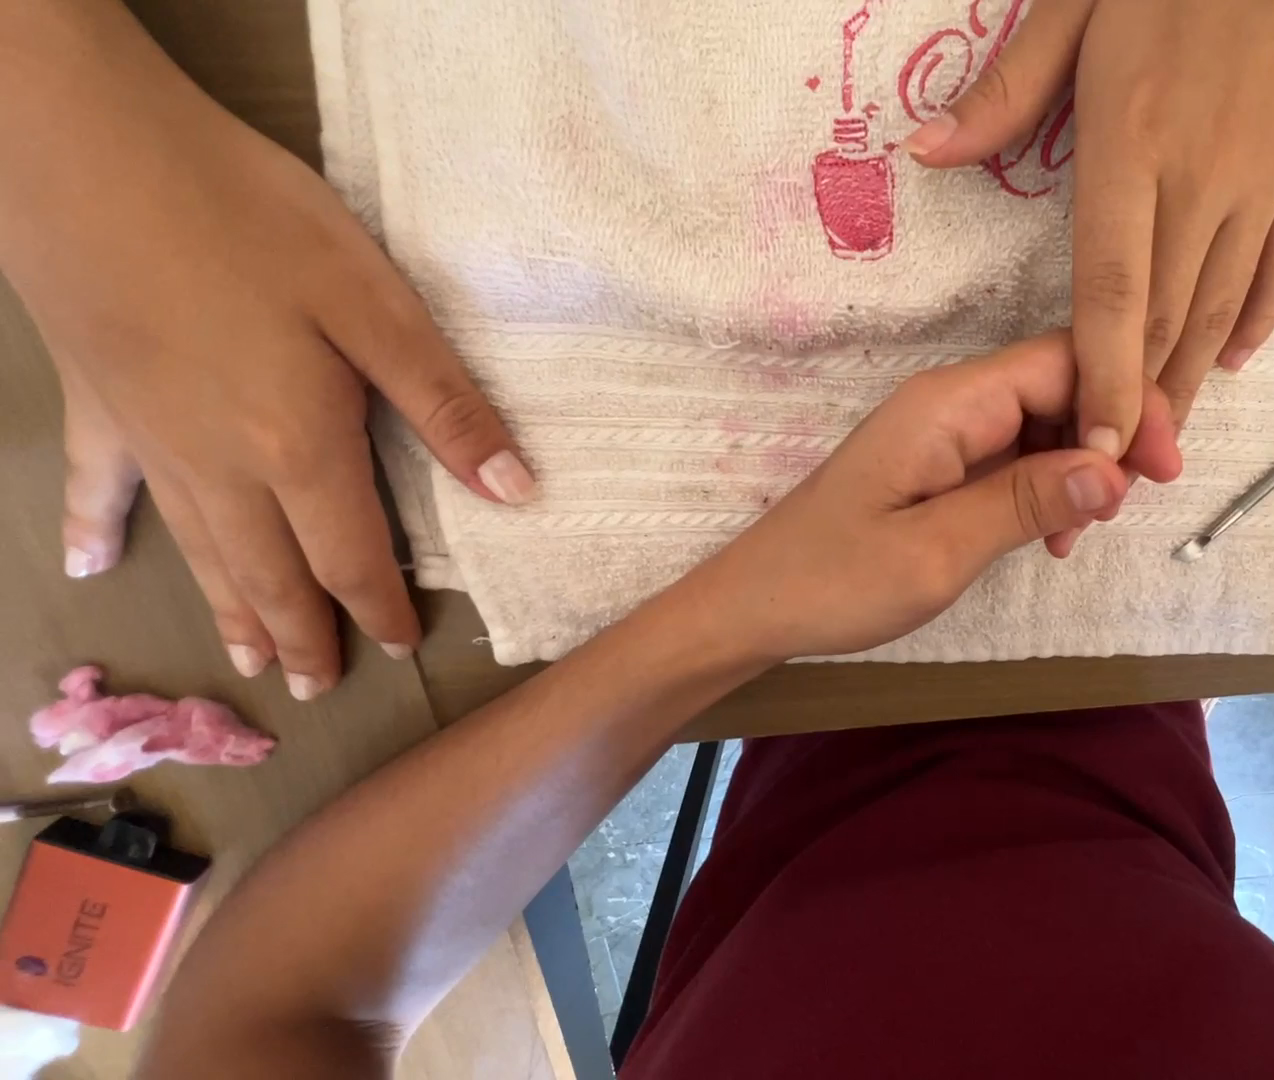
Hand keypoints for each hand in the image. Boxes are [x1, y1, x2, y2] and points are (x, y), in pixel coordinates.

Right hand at [3, 4, 531, 699]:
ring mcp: (146, 435)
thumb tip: (517, 491)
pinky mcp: (94, 396)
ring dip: (230, 610)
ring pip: (199, 549)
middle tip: (320, 688)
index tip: (402, 648)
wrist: (76, 136)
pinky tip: (83, 565)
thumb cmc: (252, 222)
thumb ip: (449, 407)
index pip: (351, 558)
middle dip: (305, 632)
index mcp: (299, 447)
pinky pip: (100, 485)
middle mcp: (218, 463)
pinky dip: (98, 528)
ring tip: (247, 663)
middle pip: (271, 572)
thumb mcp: (381, 312)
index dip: (379, 607)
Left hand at [683, 331, 1181, 660]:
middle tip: (1129, 504)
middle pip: (1060, 386)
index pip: (1065, 362)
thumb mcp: (940, 549)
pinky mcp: (941, 466)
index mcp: (949, 403)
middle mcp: (951, 402)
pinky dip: (1046, 490)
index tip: (1163, 467)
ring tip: (1082, 531)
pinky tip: (1049, 536)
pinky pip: (1015, 458)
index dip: (1126, 401)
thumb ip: (1028, 501)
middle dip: (1109, 437)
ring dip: (1079, 470)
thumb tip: (1115, 469)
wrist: (760, 604)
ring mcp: (945, 434)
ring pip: (1043, 424)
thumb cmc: (838, 579)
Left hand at [905, 0, 1273, 450]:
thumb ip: (1003, 94)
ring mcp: (1267, 177)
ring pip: (1222, 306)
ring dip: (1191, 380)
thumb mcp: (1072, 3)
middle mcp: (1200, 179)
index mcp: (1128, 149)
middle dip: (1141, 405)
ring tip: (1165, 437)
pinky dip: (1258, 319)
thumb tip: (925, 150)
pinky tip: (1231, 358)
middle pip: (1165, 319)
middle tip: (1121, 469)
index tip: (1093, 449)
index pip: (1111, 294)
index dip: (1101, 380)